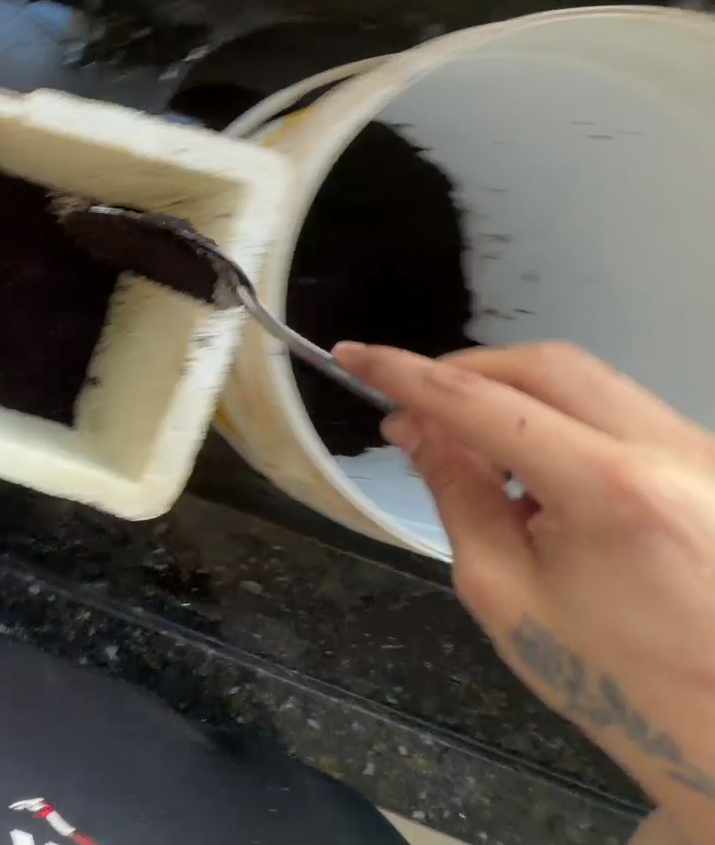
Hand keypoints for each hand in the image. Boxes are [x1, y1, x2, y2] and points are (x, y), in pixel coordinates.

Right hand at [336, 340, 714, 831]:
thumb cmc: (610, 679)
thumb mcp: (499, 586)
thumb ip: (455, 491)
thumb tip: (414, 427)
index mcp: (613, 491)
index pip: (480, 400)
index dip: (402, 372)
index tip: (351, 355)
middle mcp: (681, 458)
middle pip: (549, 367)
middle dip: (464, 372)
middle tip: (416, 408)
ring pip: (592, 386)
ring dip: (513, 401)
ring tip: (476, 456)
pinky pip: (626, 418)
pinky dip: (559, 425)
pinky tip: (539, 480)